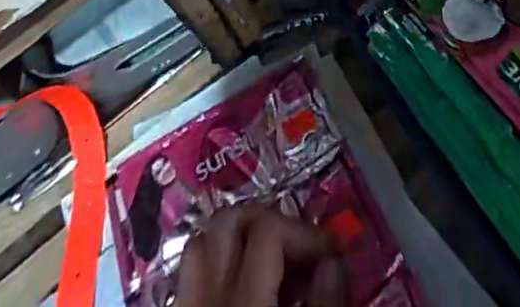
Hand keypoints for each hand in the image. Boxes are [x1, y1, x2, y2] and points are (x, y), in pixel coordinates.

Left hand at [174, 205, 344, 306]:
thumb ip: (325, 304)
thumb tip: (334, 260)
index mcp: (243, 302)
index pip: (267, 232)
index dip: (305, 233)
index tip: (333, 250)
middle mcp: (204, 297)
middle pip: (228, 223)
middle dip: (269, 221)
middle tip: (301, 247)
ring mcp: (185, 305)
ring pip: (202, 243)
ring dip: (239, 237)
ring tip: (273, 258)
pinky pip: (189, 273)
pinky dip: (218, 264)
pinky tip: (244, 283)